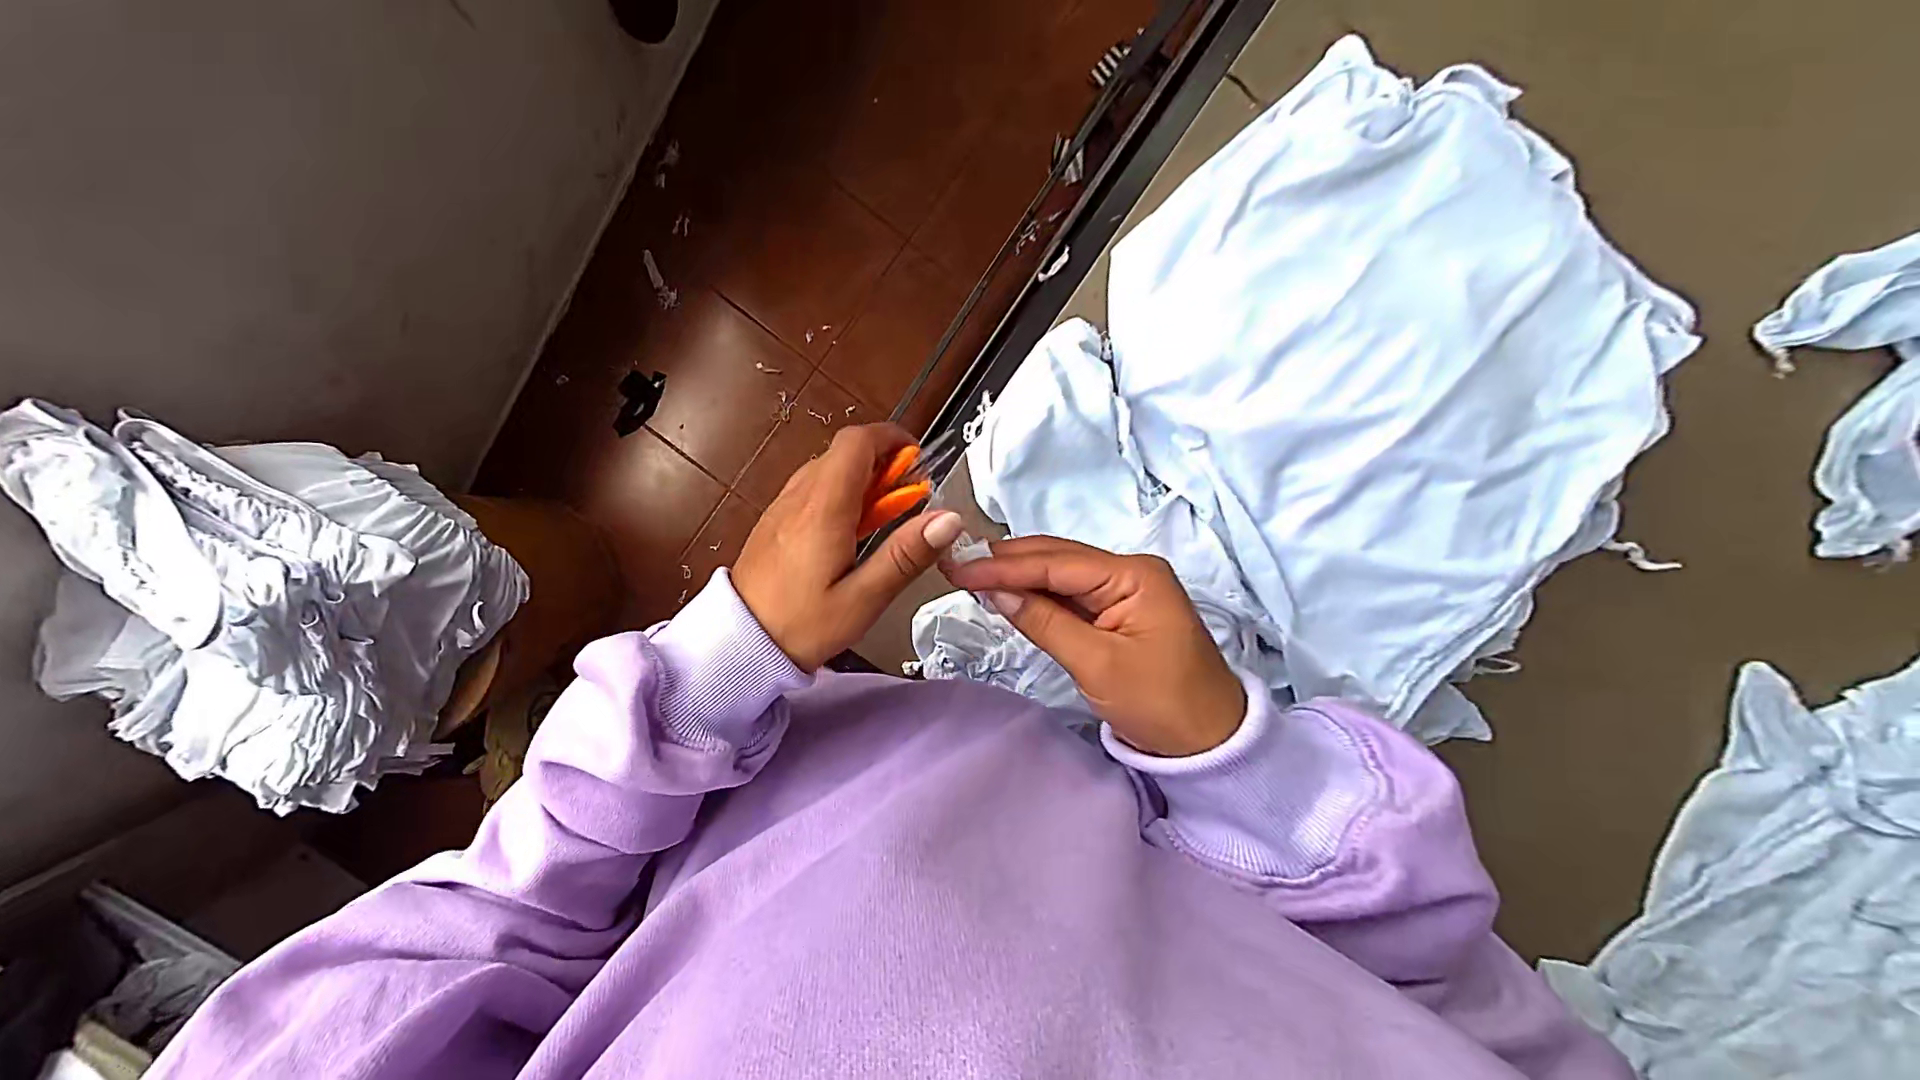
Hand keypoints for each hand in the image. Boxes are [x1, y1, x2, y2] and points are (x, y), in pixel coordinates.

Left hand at [733, 423, 964, 670]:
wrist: (739, 643)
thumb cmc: (799, 626)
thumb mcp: (864, 598)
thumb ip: (906, 554)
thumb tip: (947, 520)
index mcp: (823, 508)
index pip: (857, 442)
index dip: (893, 439)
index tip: (918, 461)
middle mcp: (799, 497)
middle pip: (845, 452)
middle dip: (884, 464)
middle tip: (909, 499)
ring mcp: (783, 507)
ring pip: (829, 470)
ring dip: (863, 481)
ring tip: (885, 519)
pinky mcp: (776, 522)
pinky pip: (812, 491)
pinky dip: (841, 497)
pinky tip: (852, 534)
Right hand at [942, 536, 1245, 756]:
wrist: (1210, 742)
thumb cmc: (1161, 704)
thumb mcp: (1098, 665)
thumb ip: (1044, 622)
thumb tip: (995, 591)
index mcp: (1134, 575)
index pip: (1056, 563)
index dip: (1003, 566)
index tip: (958, 568)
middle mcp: (1129, 571)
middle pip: (1057, 559)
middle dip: (1006, 562)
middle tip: (956, 563)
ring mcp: (1124, 590)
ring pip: (1060, 575)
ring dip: (1017, 576)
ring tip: (970, 574)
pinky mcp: (1118, 611)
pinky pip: (1070, 596)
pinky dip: (1036, 596)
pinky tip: (1007, 593)